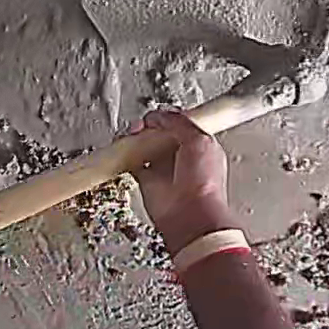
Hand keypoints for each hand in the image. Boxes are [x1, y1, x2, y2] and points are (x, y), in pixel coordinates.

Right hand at [132, 109, 238, 254]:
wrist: (190, 215)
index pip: (181, 123)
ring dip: (137, 136)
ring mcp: (163, 167)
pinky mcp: (147, 179)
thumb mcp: (199, 140)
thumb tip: (161, 115)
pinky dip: (126, 152)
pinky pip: (133, 160)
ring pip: (145, 143)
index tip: (160, 113)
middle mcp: (181, 155)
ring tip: (134, 133)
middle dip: (150, 124)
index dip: (168, 116)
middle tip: (144, 124)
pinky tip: (125, 146)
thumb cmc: (204, 181)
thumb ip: (179, 123)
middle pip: (160, 131)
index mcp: (199, 144)